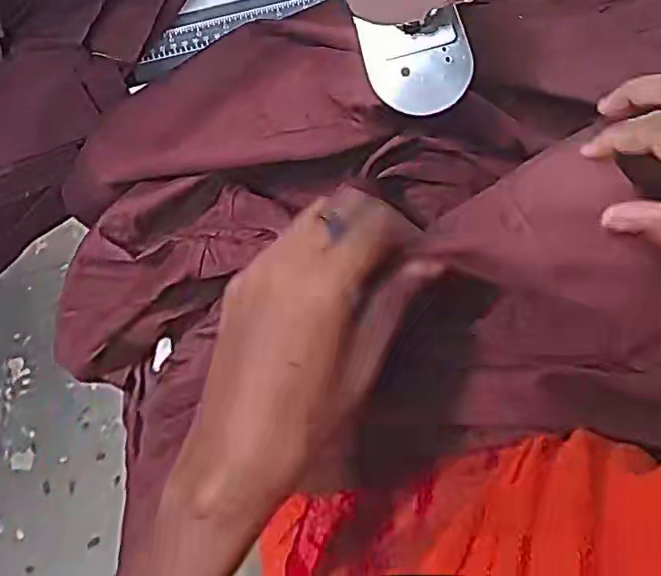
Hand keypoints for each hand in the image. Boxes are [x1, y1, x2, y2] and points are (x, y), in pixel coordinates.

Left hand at [144, 188, 441, 575]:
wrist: (230, 458)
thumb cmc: (307, 421)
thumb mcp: (362, 364)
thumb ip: (394, 300)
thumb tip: (431, 260)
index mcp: (322, 280)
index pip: (373, 219)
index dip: (404, 227)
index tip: (418, 250)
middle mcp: (286, 258)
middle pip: (339, 202)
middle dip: (373, 216)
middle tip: (392, 250)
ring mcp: (257, 264)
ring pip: (310, 215)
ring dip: (342, 225)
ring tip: (360, 262)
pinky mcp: (239, 278)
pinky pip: (284, 239)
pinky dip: (312, 241)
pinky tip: (321, 279)